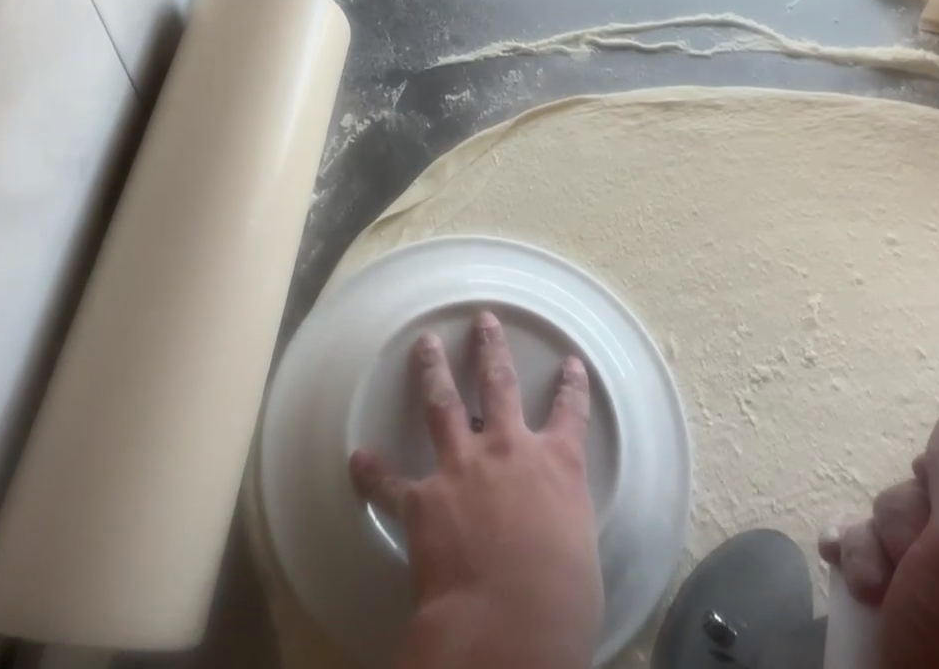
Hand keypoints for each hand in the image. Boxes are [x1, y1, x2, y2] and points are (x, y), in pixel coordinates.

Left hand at [348, 311, 602, 668]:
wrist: (509, 618)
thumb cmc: (562, 597)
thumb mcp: (579, 551)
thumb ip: (562, 525)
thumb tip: (553, 538)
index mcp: (557, 465)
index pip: (570, 413)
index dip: (572, 387)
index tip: (570, 364)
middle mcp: (509, 450)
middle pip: (500, 384)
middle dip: (490, 348)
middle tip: (482, 321)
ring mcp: (463, 467)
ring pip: (444, 403)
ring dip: (433, 371)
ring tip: (424, 345)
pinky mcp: (424, 497)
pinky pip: (390, 481)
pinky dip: (373, 471)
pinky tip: (359, 458)